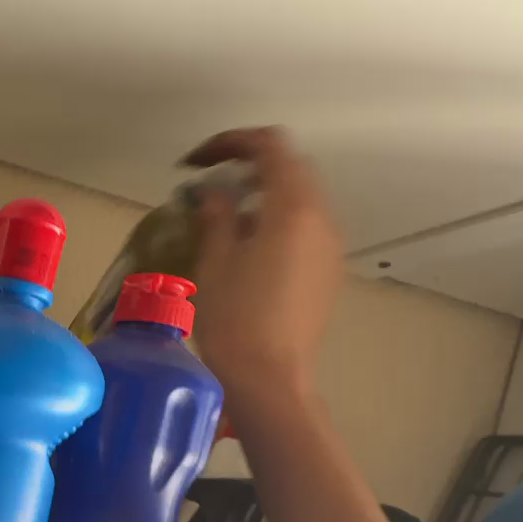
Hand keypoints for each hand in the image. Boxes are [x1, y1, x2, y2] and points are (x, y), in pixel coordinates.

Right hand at [185, 127, 342, 411]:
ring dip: (261, 196)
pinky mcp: (325, 273)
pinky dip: (273, 222)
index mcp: (293, 207)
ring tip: (221, 220)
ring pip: (297, 200)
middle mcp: (320, 218)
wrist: (270, 378)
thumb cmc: (235, 319)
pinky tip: (244, 250)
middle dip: (248, 167)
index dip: (230, 143)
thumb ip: (217, 216)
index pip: (269, 147)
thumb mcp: (216, 262)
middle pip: (290, 169)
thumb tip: (214, 193)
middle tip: (207, 185)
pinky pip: (301, 230)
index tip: (194, 162)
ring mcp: (328, 247)